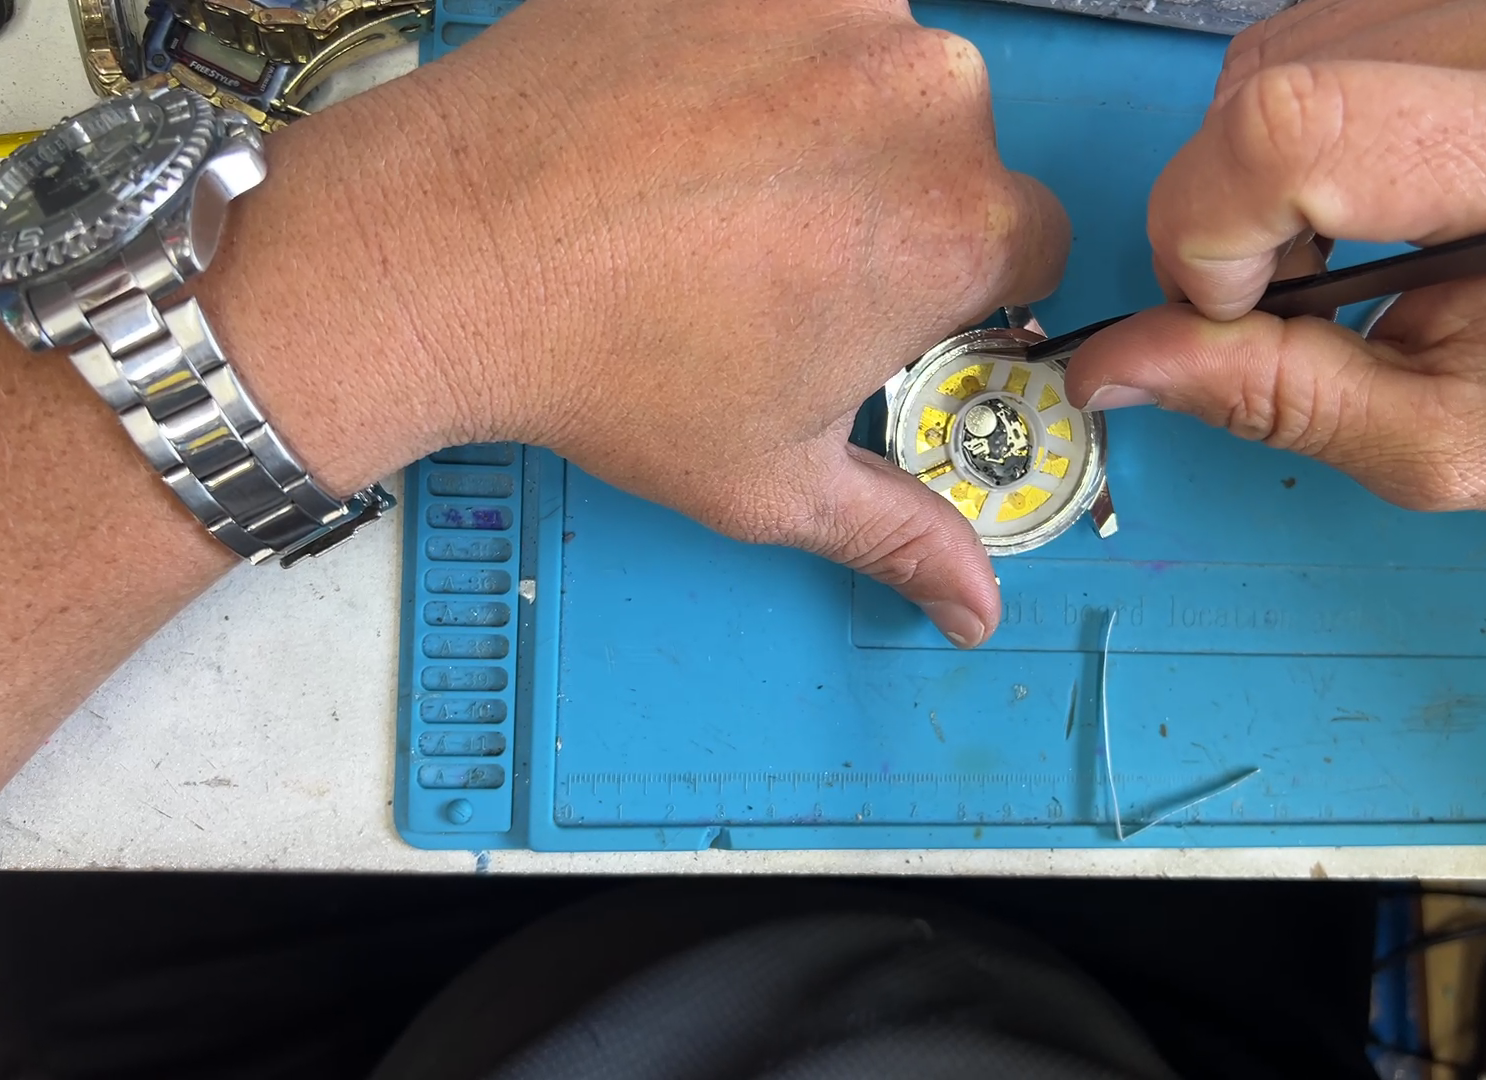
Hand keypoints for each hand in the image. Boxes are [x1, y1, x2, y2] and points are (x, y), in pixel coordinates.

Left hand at [297, 0, 1067, 645]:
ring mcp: (837, 3)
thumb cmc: (626, 382)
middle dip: (904, 219)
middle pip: (964, 166)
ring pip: (889, 88)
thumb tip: (981, 612)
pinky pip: (811, 17)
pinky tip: (694, 128)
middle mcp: (926, 96)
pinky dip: (775, 67)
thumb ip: (903, 537)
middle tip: (789, 268)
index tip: (891, 314)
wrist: (451, 254)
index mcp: (957, 232)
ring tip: (731, 198)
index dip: (968, 294)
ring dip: (841, 141)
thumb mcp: (781, 485)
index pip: (1034, 253)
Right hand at [1062, 0, 1485, 533]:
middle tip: (1288, 296)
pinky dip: (1287, 129)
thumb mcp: (1417, 442)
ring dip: (1251, 178)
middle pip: (1264, 93)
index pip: (1292, 132)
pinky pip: (1311, 31)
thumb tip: (1100, 366)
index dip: (1204, 237)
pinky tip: (1352, 185)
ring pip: (1271, 57)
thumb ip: (1257, 393)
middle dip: (1219, 219)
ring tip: (1333, 246)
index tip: (1238, 313)